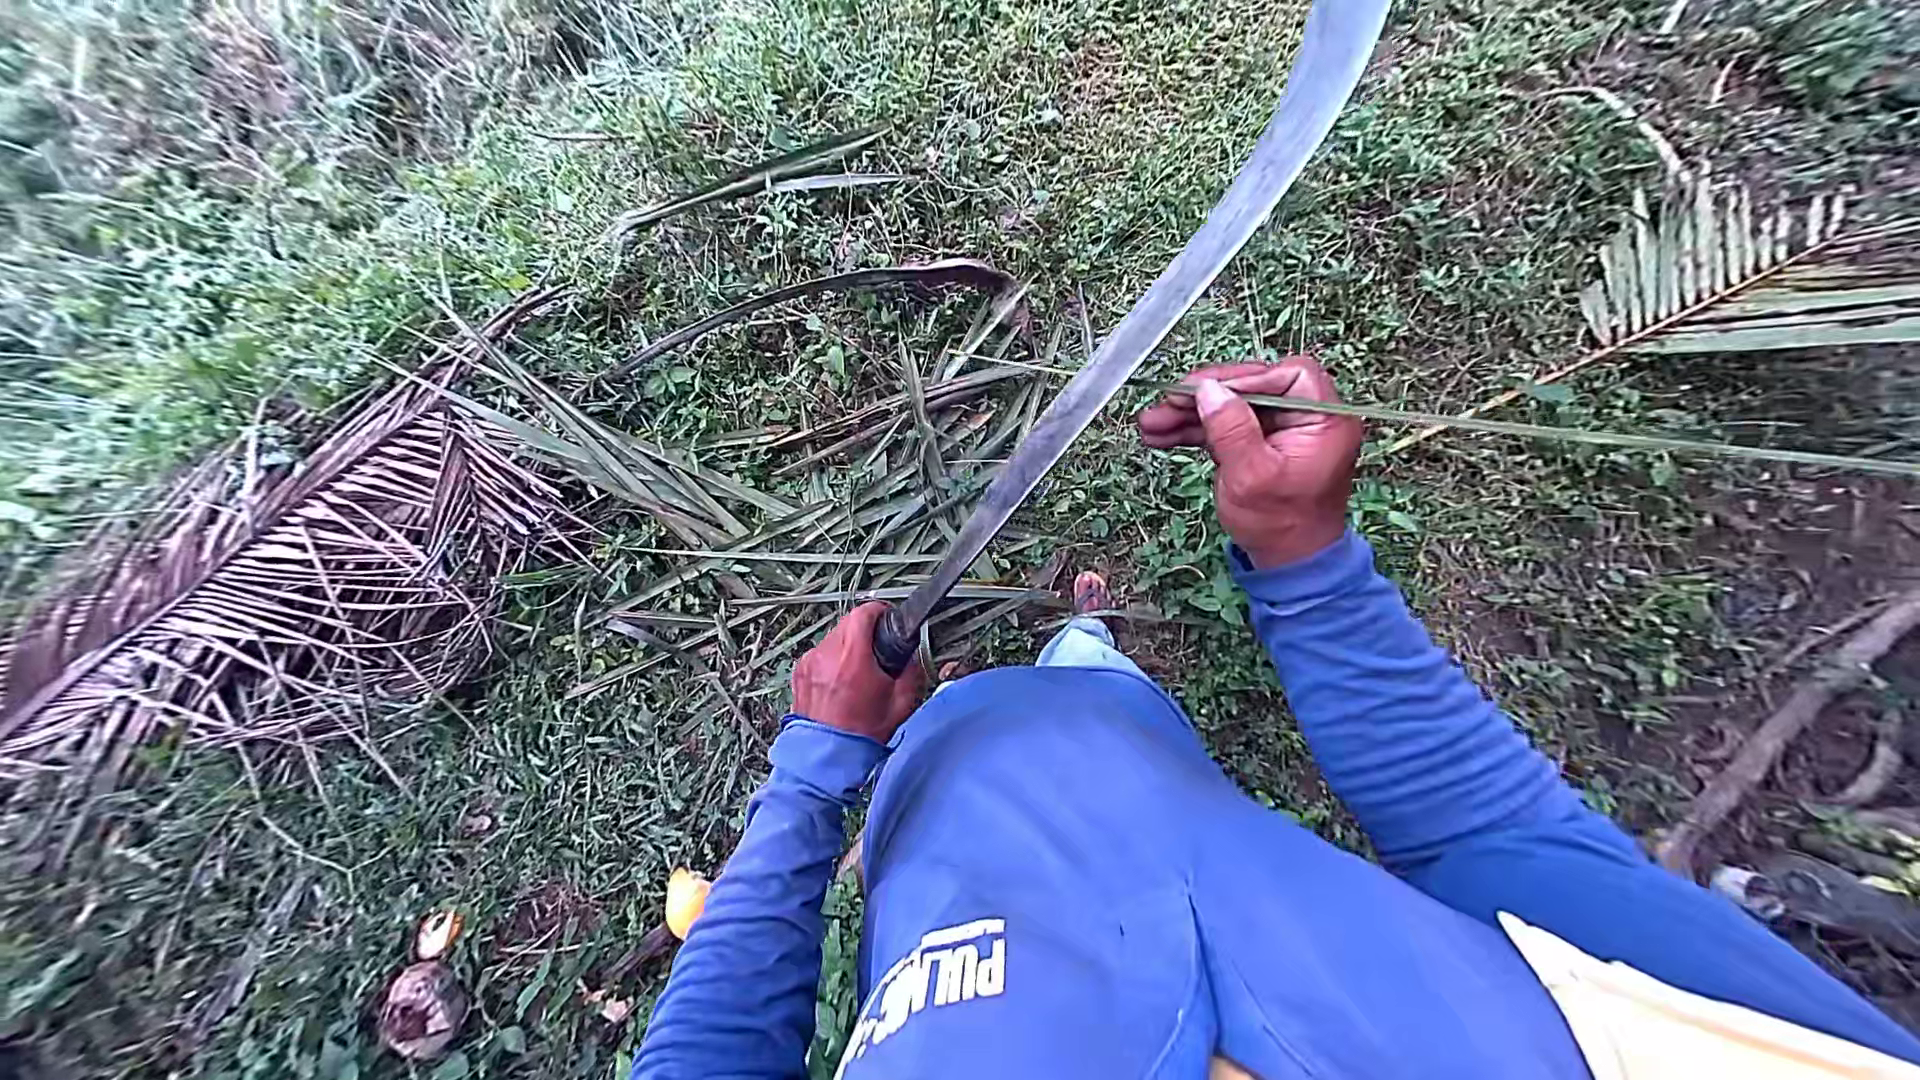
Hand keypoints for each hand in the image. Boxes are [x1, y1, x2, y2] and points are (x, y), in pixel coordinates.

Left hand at [791, 602, 925, 741]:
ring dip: (848, 644)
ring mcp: (810, 663)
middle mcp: (827, 656)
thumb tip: (913, 656)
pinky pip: (820, 653)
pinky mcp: (800, 672)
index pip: (864, 613)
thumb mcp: (900, 704)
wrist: (825, 760)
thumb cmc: (859, 736)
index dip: (880, 611)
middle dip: (866, 629)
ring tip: (858, 669)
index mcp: (852, 659)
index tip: (887, 617)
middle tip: (877, 647)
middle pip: (848, 621)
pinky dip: (832, 659)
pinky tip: (840, 681)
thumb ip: (912, 673)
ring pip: (833, 636)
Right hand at [1137, 356, 1362, 568]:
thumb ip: (1231, 429)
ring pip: (1230, 406)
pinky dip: (1193, 430)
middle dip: (1204, 396)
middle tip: (1166, 401)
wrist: (1286, 560)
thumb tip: (1208, 389)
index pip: (1286, 376)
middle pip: (1251, 387)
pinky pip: (1223, 426)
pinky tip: (1160, 435)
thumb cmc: (1279, 523)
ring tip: (1149, 424)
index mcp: (1323, 418)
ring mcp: (1278, 429)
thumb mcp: (1251, 475)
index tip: (1203, 391)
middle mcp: (1304, 416)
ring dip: (1188, 414)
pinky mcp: (1255, 441)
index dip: (1243, 379)